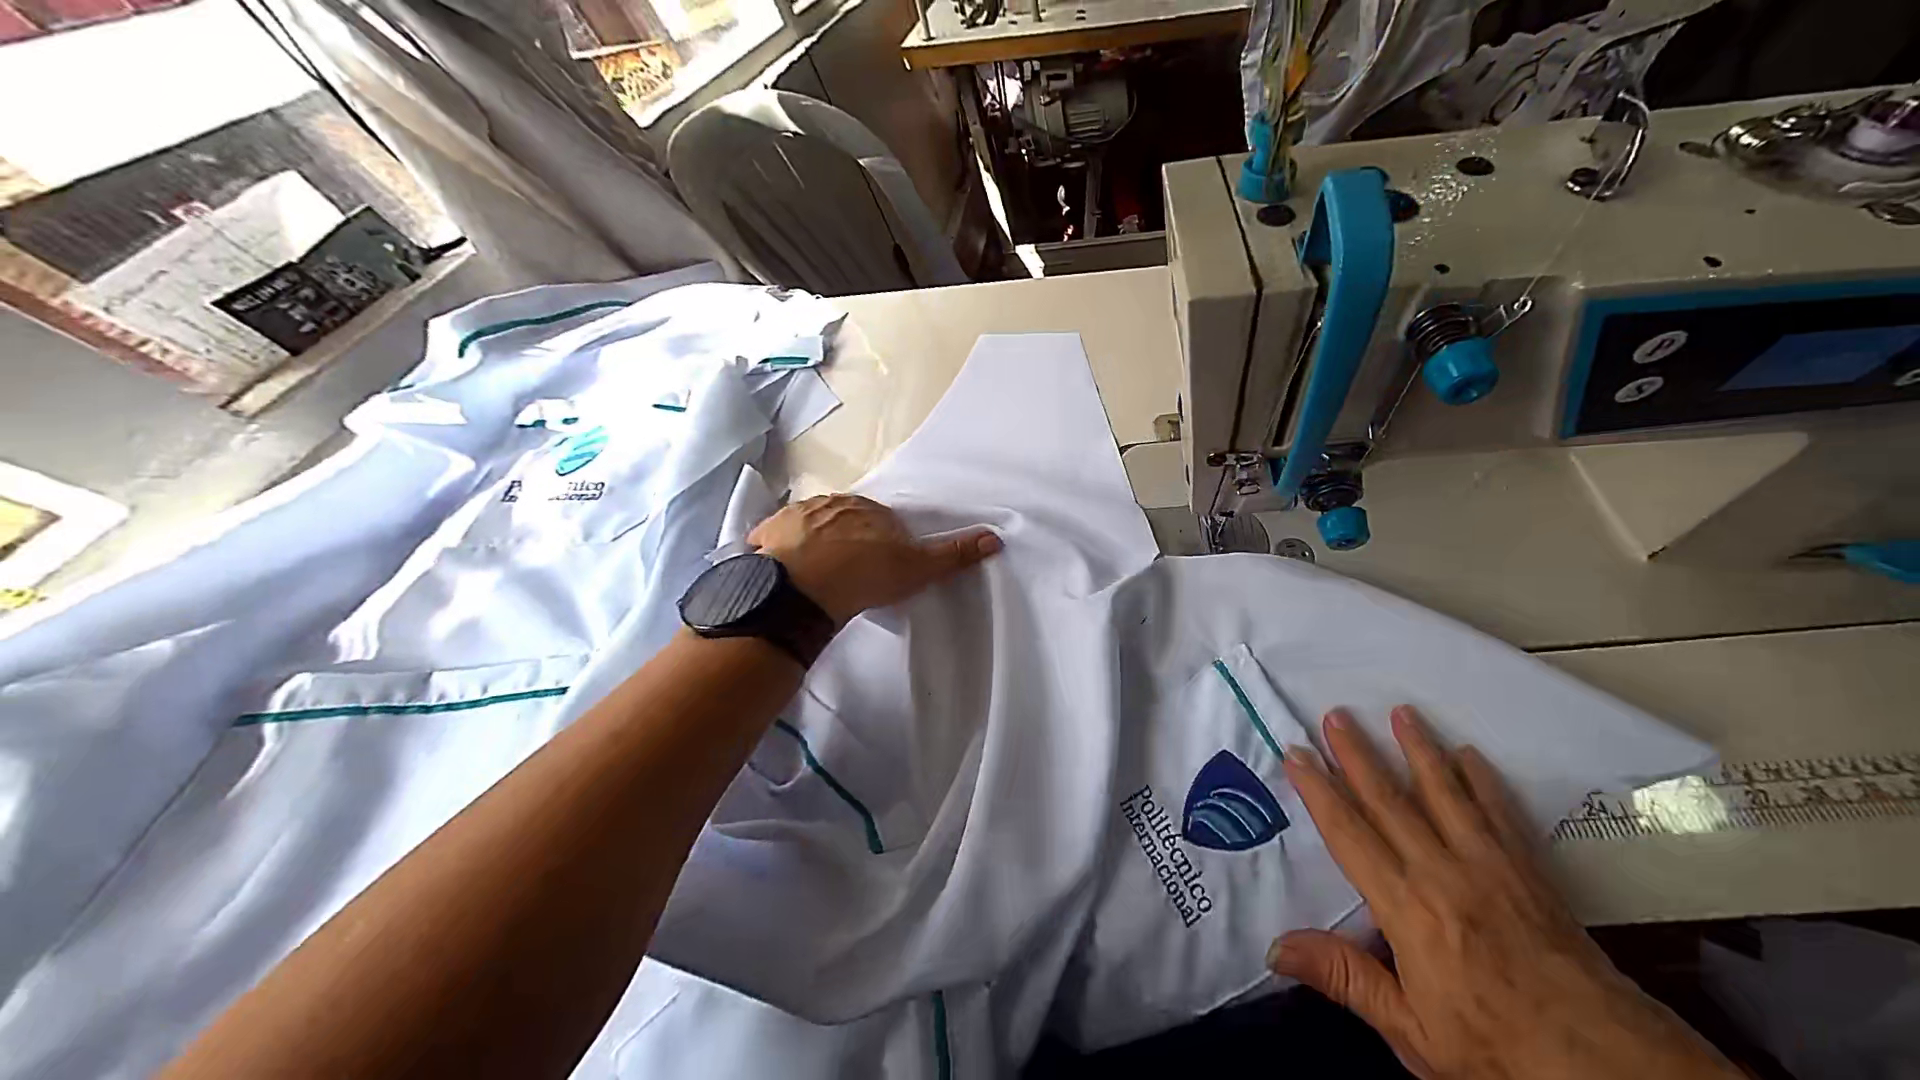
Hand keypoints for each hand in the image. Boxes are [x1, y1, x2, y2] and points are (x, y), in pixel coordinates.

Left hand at [748, 494, 1001, 625]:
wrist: (806, 587)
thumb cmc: (865, 574)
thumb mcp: (917, 568)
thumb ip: (952, 555)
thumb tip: (995, 538)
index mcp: (869, 508)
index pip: (881, 519)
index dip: (882, 542)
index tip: (879, 566)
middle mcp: (832, 503)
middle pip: (844, 518)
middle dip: (847, 537)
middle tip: (849, 571)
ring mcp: (796, 515)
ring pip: (810, 524)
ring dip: (814, 540)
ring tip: (817, 572)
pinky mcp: (768, 531)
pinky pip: (773, 534)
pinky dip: (777, 546)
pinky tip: (782, 565)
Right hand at [1271, 707, 1741, 1079]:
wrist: (1610, 1069)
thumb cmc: (1496, 1049)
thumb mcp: (1410, 1031)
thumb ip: (1344, 978)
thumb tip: (1274, 945)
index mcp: (1406, 909)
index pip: (1349, 835)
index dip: (1318, 791)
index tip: (1297, 755)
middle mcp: (1443, 874)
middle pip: (1391, 802)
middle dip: (1359, 755)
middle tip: (1336, 714)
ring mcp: (1492, 868)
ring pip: (1446, 796)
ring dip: (1420, 751)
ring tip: (1402, 712)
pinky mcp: (1531, 874)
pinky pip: (1501, 816)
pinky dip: (1483, 782)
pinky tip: (1470, 756)